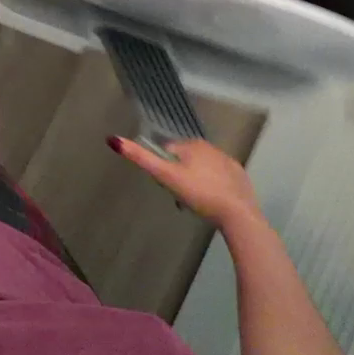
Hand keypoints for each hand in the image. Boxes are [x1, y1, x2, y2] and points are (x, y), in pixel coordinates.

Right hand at [109, 137, 262, 230]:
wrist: (238, 215)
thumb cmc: (199, 193)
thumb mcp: (166, 177)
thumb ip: (142, 158)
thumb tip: (113, 139)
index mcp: (191, 144)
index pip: (168, 152)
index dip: (164, 170)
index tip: (168, 187)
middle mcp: (210, 147)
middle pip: (186, 159)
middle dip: (180, 175)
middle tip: (181, 198)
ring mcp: (227, 161)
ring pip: (203, 168)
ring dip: (197, 180)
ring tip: (197, 203)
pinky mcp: (240, 176)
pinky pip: (221, 177)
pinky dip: (215, 186)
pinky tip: (215, 201)